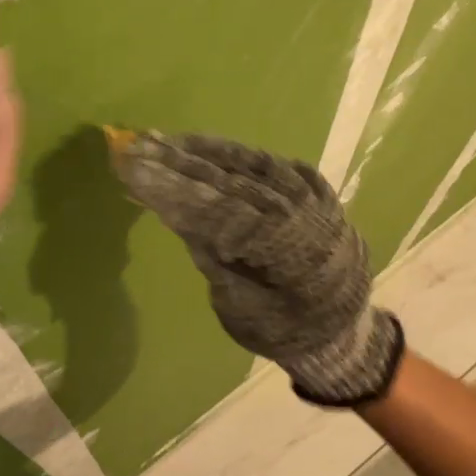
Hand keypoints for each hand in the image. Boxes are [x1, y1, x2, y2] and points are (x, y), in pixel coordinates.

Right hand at [107, 131, 401, 405]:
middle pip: (229, 178)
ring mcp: (312, 196)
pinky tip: (212, 147)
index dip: (172, 186)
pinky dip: (241, 155)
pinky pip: (276, 165)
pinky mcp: (318, 191)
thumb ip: (212, 258)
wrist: (342, 334)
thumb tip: (177, 214)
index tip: (133, 168)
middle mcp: (298, 211)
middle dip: (179, 161)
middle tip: (137, 144)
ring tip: (166, 141)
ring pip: (252, 163)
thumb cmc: (282, 330)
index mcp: (281, 246)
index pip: (215, 206)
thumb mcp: (238, 306)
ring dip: (206, 150)